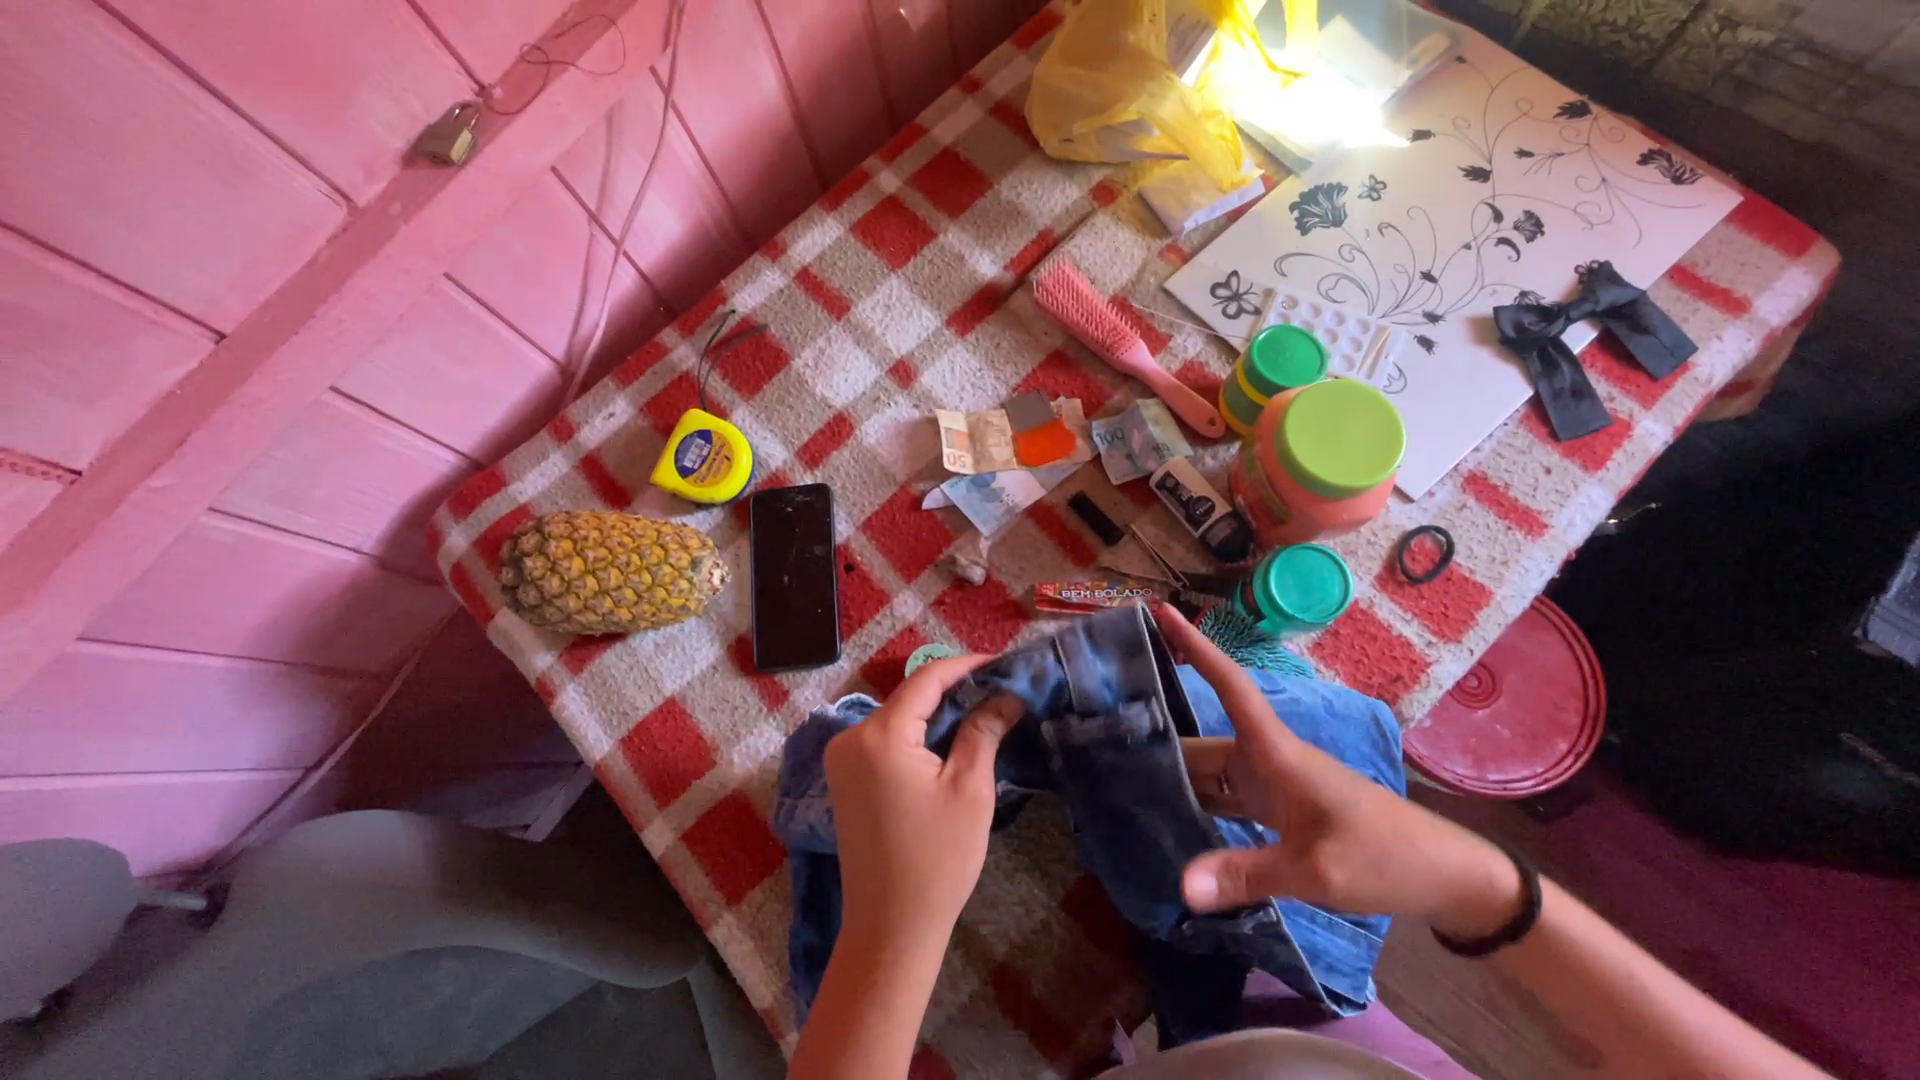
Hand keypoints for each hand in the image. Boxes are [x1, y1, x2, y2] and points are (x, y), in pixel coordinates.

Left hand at [824, 656, 1022, 946]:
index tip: (1002, 663)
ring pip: (897, 718)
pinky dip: (916, 734)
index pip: (926, 679)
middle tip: (999, 690)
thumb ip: (983, 731)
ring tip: (982, 711)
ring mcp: (842, 760)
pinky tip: (948, 740)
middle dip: (954, 690)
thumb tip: (1006, 695)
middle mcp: (851, 737)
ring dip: (936, 713)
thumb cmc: (937, 859)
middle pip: (909, 697)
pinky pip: (884, 740)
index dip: (965, 666)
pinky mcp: (844, 779)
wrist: (890, 926)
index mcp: (880, 735)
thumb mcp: (969, 789)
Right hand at [1154, 605, 1523, 938]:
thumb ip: (1246, 875)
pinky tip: (1167, 819)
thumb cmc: (1385, 858)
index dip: (1195, 647)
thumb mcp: (1315, 871)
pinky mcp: (1278, 809)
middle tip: (1100, 737)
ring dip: (1173, 774)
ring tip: (1119, 779)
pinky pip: (1225, 799)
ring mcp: (1273, 784)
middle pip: (1203, 740)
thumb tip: (1181, 885)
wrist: (1443, 877)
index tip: (1161, 612)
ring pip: (1211, 771)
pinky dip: (1197, 805)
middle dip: (1158, 734)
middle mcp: (1268, 759)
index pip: (1230, 686)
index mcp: (1278, 753)